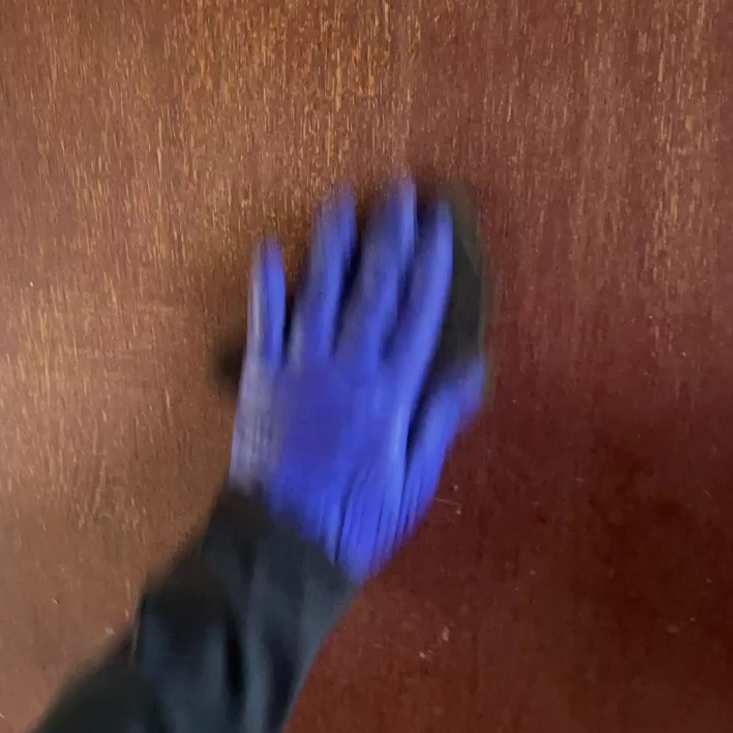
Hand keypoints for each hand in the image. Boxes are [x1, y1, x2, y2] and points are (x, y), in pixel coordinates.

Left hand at [228, 180, 486, 581]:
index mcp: (391, 391)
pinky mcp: (259, 374)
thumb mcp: (414, 480)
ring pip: (321, 292)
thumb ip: (438, 417)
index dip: (431, 262)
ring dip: (332, 243)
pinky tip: (269, 246)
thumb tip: (473, 365)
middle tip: (399, 189)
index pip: (419, 312)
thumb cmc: (357, 517)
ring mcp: (299, 366)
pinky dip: (267, 284)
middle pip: (375, 289)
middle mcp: (348, 367)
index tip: (440, 221)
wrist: (284, 543)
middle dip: (390, 234)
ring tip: (341, 197)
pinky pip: (264, 321)